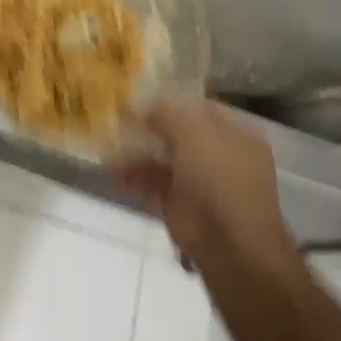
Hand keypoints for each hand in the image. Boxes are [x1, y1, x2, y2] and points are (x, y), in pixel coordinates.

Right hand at [116, 97, 296, 269]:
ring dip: (134, 150)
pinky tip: (109, 169)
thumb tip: (142, 104)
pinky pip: (152, 182)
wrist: (229, 244)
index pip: (199, 107)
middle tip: (115, 117)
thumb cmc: (219, 180)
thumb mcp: (194, 134)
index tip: (138, 96)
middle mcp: (220, 155)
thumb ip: (168, 114)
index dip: (169, 100)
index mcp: (235, 134)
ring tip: (105, 143)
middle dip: (147, 126)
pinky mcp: (180, 204)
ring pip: (162, 158)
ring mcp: (199, 181)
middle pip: (177, 133)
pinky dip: (132, 175)